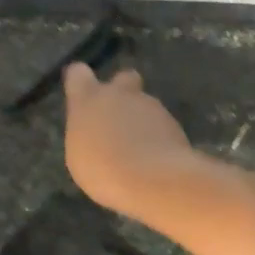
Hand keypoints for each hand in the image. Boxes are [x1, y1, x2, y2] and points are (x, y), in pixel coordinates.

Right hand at [61, 64, 199, 212]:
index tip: (83, 97)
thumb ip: (88, 135)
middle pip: (124, 78)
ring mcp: (152, 107)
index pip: (78, 74)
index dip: (81, 83)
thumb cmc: (105, 172)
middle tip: (121, 118)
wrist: (155, 180)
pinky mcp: (175, 123)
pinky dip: (161, 137)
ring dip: (144, 120)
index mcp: (90, 100)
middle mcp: (122, 95)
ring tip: (143, 150)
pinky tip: (159, 159)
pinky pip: (164, 126)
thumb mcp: (81, 158)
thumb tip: (97, 134)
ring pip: (147, 105)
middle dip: (124, 92)